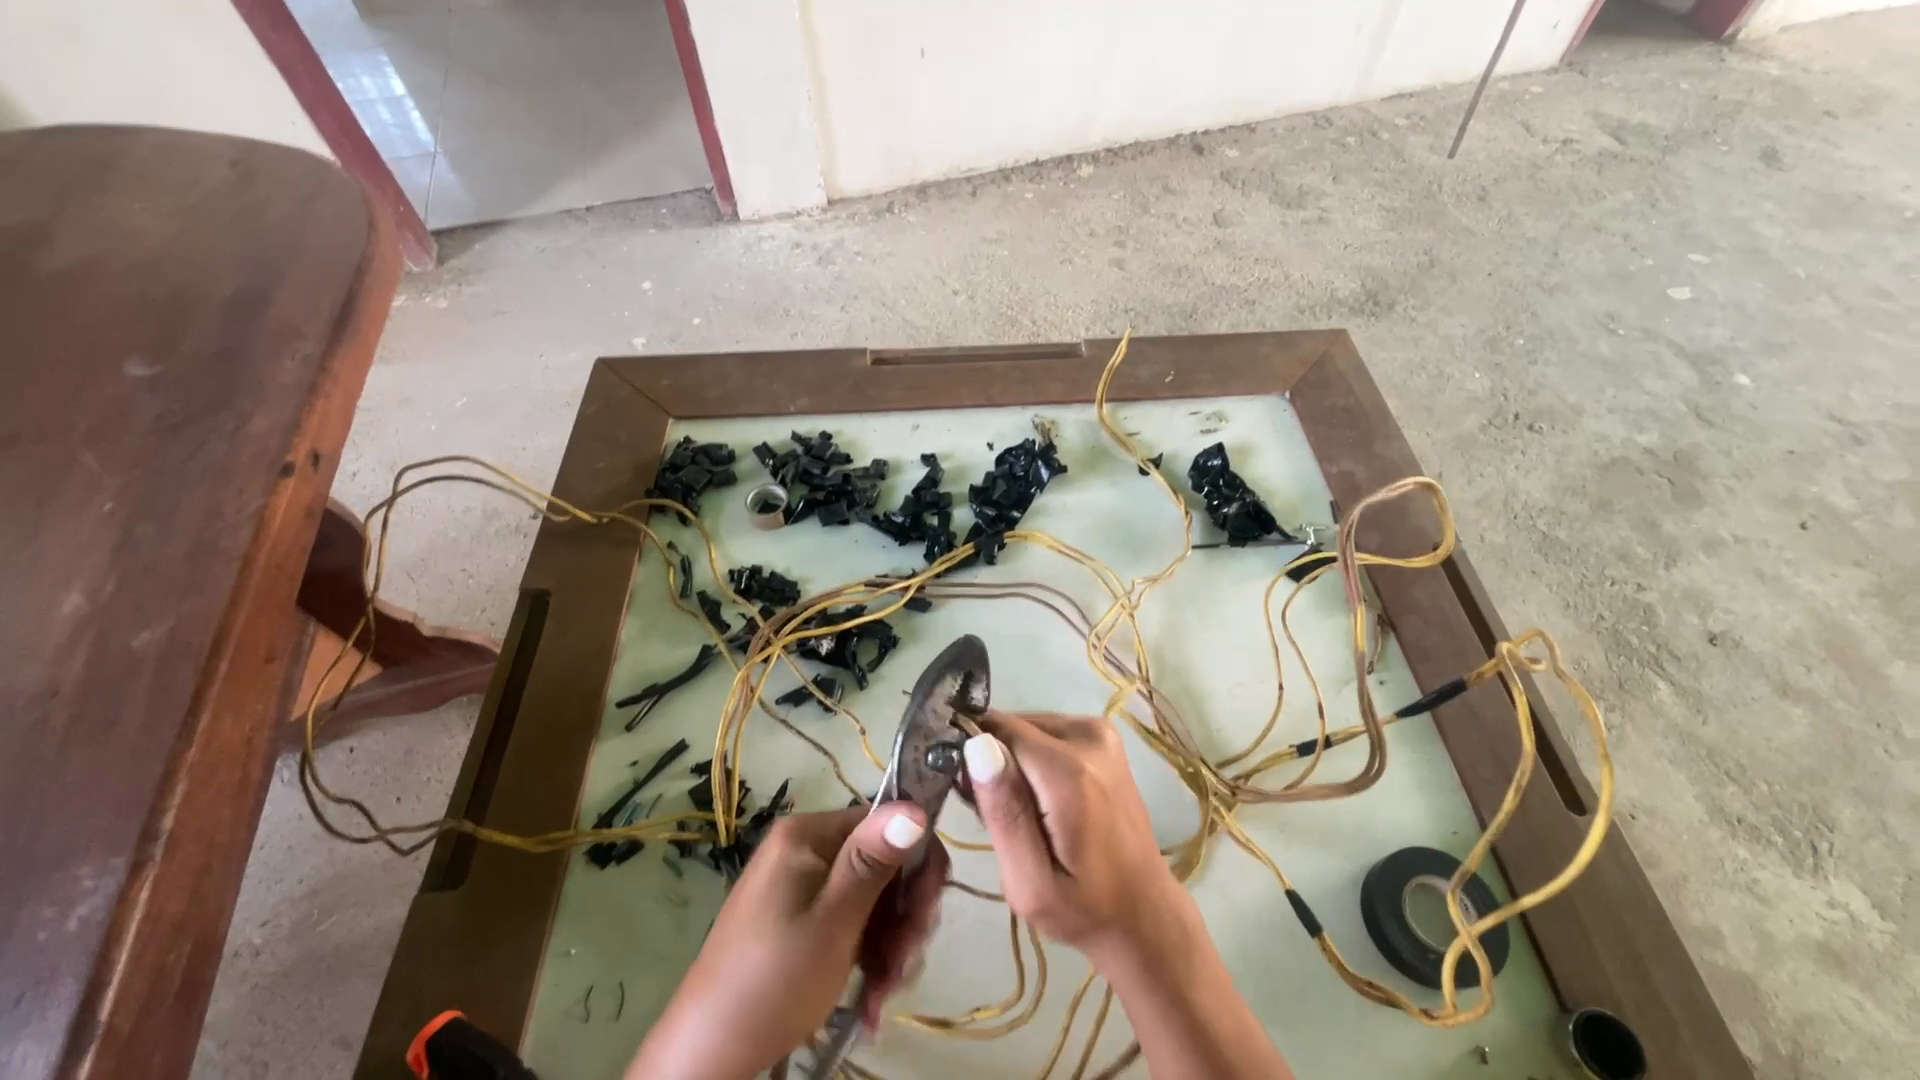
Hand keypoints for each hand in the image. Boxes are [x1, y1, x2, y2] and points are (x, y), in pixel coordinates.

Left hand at [626, 805, 948, 1079]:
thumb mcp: (833, 923)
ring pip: (876, 901)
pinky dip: (871, 959)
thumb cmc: (773, 982)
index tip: (926, 916)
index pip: (887, 823)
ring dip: (891, 947)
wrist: (708, 1052)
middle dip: (905, 918)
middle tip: (904, 964)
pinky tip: (872, 999)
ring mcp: (804, 887)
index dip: (919, 865)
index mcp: (808, 836)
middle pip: (886, 865)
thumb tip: (915, 806)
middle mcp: (807, 850)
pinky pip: (855, 924)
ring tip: (883, 994)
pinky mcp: (804, 920)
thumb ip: (873, 863)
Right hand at [965, 712, 1293, 1078]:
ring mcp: (1100, 732)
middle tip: (996, 817)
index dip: (971, 758)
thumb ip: (1004, 813)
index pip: (995, 730)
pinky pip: (1045, 732)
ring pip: (1025, 727)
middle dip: (991, 763)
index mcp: (1069, 772)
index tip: (969, 799)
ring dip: (1011, 763)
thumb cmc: (1083, 908)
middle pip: (1010, 727)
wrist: (1144, 911)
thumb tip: (976, 745)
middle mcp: (1088, 736)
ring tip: (1021, 814)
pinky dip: (1032, 760)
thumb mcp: (1030, 882)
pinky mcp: (1103, 736)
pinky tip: (1039, 801)